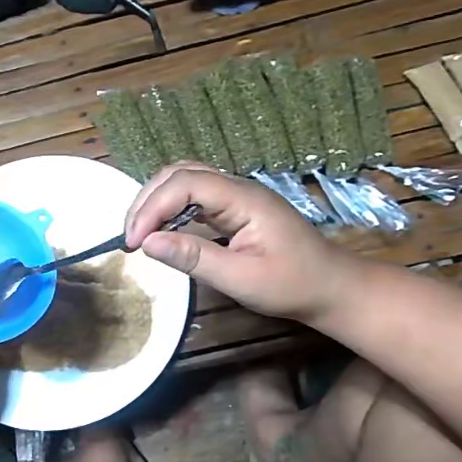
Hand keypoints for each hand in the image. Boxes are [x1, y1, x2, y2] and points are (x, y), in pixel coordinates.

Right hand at [124, 163, 353, 324]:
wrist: (332, 288)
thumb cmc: (292, 286)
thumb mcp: (240, 278)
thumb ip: (193, 258)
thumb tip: (148, 244)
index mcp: (244, 199)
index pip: (186, 183)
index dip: (153, 208)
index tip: (134, 242)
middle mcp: (238, 188)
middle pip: (180, 173)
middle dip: (147, 201)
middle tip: (130, 238)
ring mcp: (236, 196)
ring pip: (184, 180)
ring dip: (156, 201)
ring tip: (139, 233)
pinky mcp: (233, 208)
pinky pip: (193, 196)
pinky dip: (169, 209)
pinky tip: (161, 232)